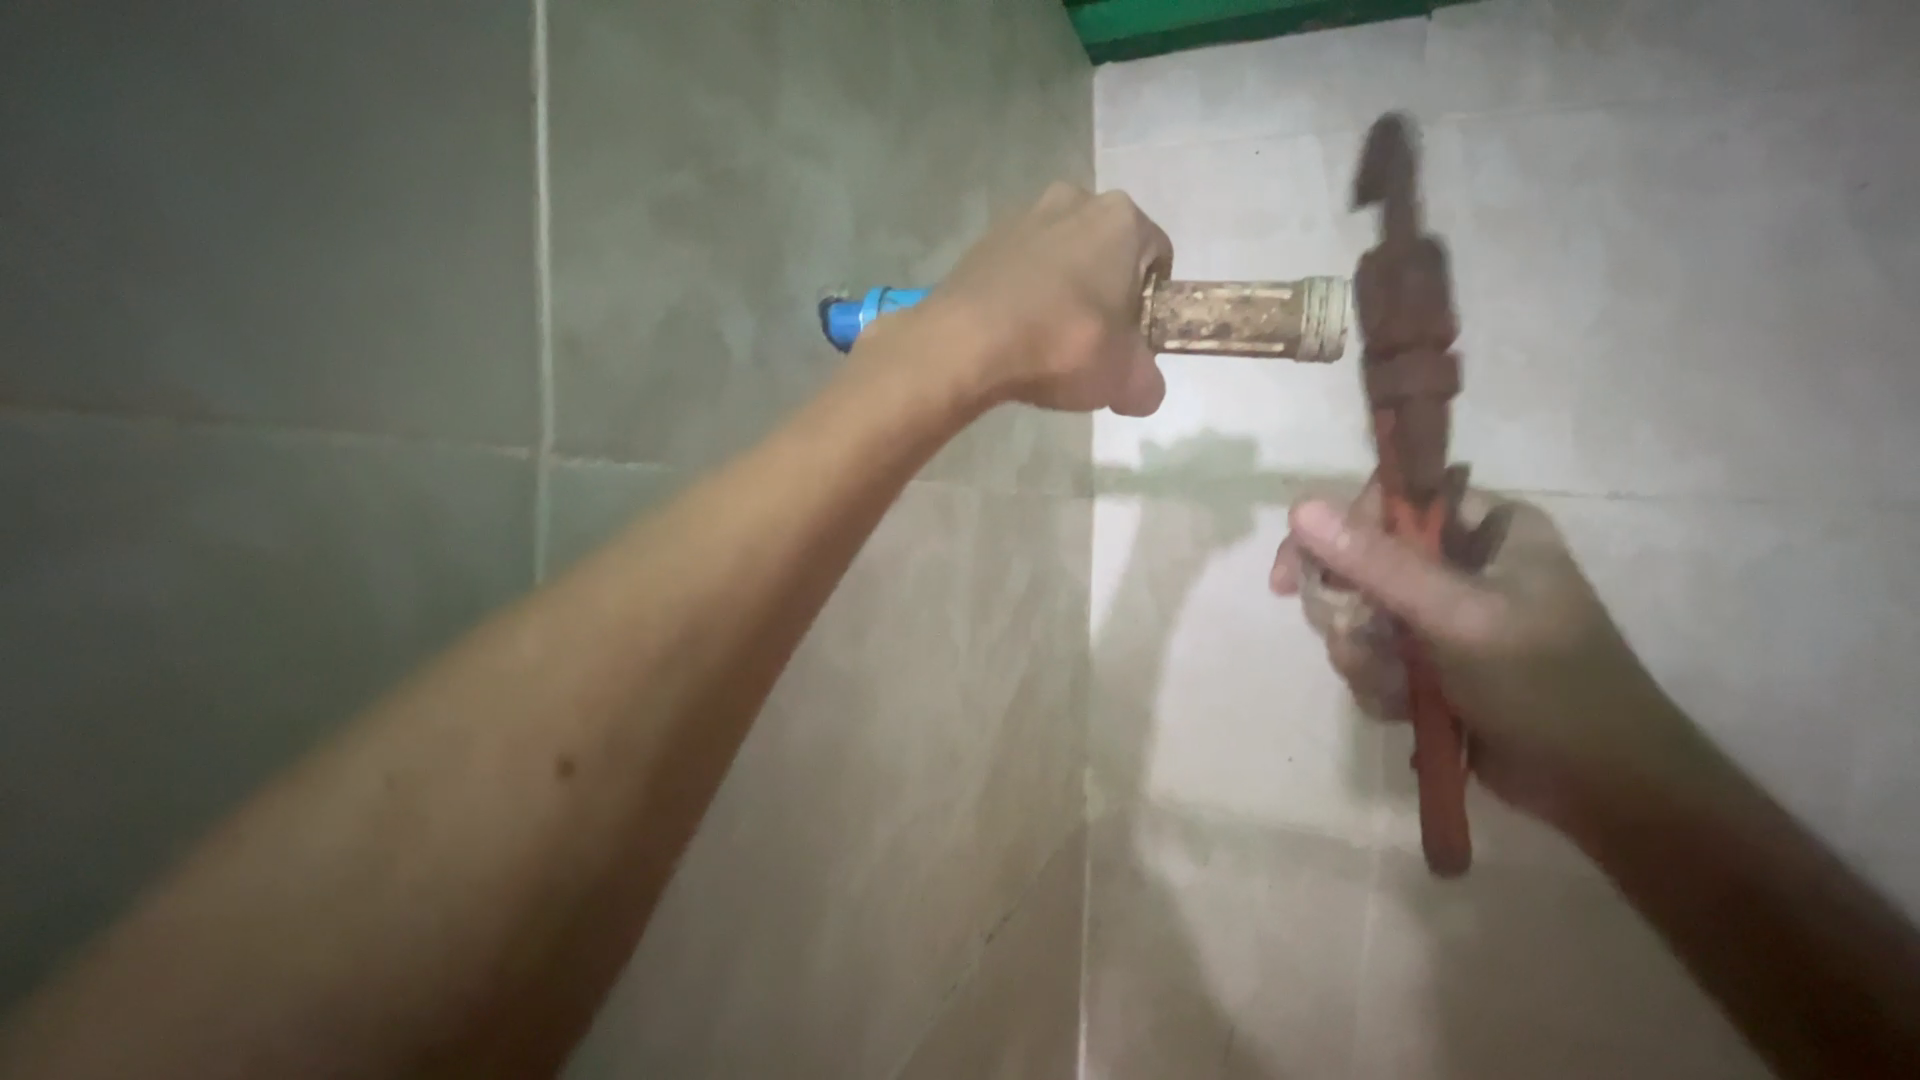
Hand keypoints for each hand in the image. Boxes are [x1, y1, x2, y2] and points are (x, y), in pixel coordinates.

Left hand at [876, 183, 1172, 416]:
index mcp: (1121, 218)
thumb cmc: (1064, 344)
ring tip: (1047, 345)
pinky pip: (1018, 272)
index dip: (1152, 303)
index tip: (1135, 340)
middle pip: (1105, 255)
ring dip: (1061, 295)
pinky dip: (1022, 299)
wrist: (967, 343)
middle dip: (1104, 295)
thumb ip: (1146, 383)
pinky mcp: (981, 244)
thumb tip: (1143, 392)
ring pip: (1059, 261)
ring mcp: (1021, 218)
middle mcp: (1074, 201)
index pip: (1158, 257)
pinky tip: (1014, 337)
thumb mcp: (1124, 378)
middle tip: (1094, 345)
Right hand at [1270, 483, 1718, 825]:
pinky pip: (1372, 659)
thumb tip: (1299, 507)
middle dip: (1349, 611)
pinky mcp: (1431, 662)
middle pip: (1359, 562)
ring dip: (1364, 657)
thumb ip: (1378, 564)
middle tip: (1356, 640)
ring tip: (1399, 689)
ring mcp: (1443, 616)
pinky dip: (1380, 686)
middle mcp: (1461, 562)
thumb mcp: (1459, 617)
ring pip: (1358, 617)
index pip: (1388, 502)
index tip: (1296, 577)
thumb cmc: (1544, 685)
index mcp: (1486, 527)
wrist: (1598, 787)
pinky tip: (1407, 710)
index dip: (1337, 533)